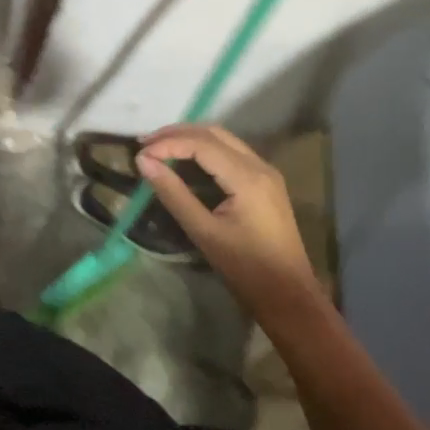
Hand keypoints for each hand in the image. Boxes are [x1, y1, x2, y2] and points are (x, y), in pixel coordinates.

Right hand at [136, 125, 316, 312]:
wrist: (289, 296)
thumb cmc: (246, 269)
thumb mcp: (204, 232)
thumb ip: (173, 193)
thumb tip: (144, 162)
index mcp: (247, 177)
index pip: (201, 144)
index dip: (167, 143)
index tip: (140, 153)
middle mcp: (260, 166)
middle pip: (213, 133)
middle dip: (177, 133)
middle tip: (144, 143)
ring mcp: (266, 172)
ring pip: (224, 139)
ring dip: (191, 138)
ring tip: (159, 148)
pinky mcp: (266, 182)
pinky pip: (232, 153)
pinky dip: (205, 150)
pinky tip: (186, 161)